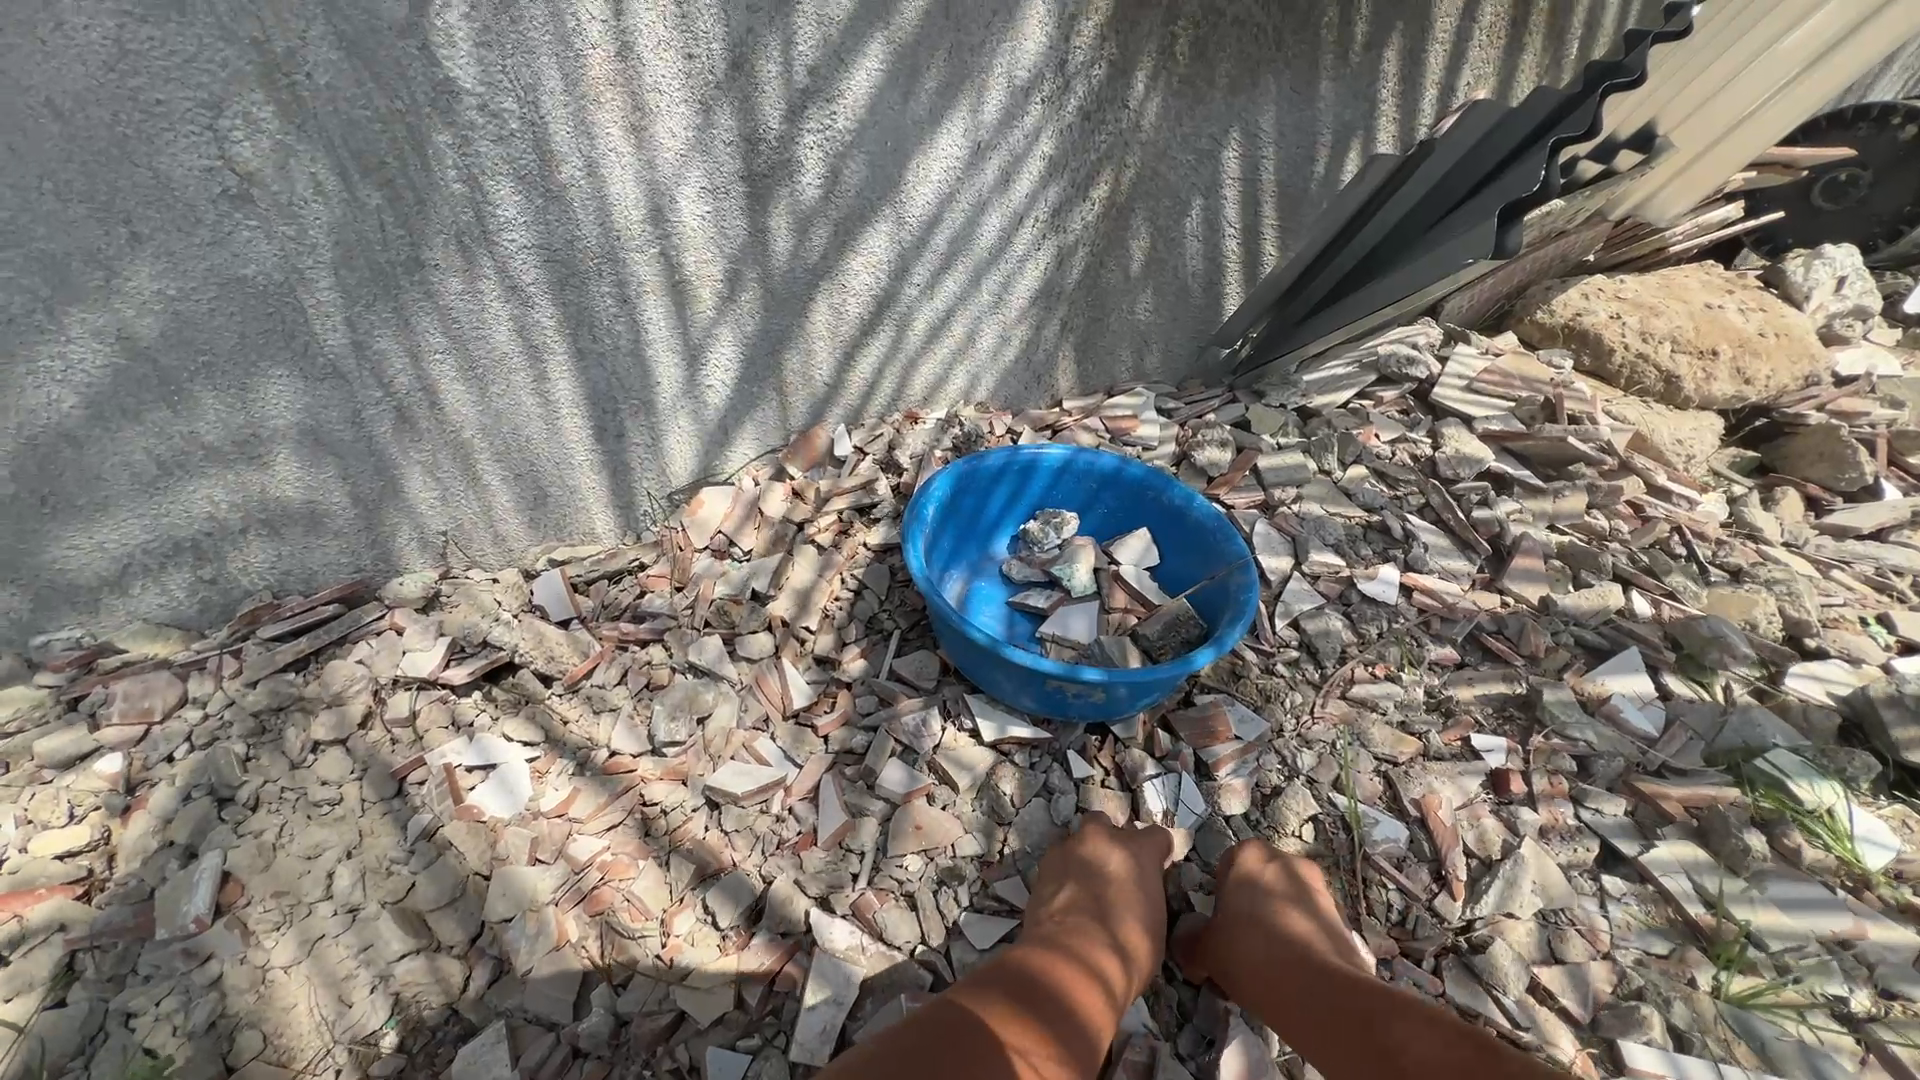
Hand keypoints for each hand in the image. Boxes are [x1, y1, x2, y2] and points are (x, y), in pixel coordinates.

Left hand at [1021, 818, 1173, 1000]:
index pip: (1156, 836)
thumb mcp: (1155, 922)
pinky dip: (1062, 875)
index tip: (1155, 870)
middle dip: (1109, 842)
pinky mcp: (1042, 866)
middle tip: (1112, 872)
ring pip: (1076, 842)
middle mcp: (1101, 838)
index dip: (1157, 853)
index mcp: (1137, 850)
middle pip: (1106, 825)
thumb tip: (1137, 894)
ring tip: (1083, 888)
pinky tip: (1064, 899)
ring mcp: (1067, 849)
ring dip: (1082, 858)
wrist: (1072, 962)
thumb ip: (1147, 893)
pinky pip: (1057, 863)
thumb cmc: (1127, 950)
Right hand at [1174, 839, 1364, 992]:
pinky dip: (1300, 943)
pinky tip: (1291, 975)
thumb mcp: (1205, 950)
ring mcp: (1319, 889)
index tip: (1218, 925)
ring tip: (1267, 966)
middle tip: (1240, 945)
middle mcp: (1287, 861)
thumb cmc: (1251, 953)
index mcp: (1249, 854)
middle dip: (1250, 909)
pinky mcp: (1342, 920)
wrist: (1320, 992)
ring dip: (1276, 926)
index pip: (1226, 865)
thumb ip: (1190, 941)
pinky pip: (1309, 926)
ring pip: (1286, 904)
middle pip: (1259, 883)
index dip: (1219, 896)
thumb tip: (1187, 945)